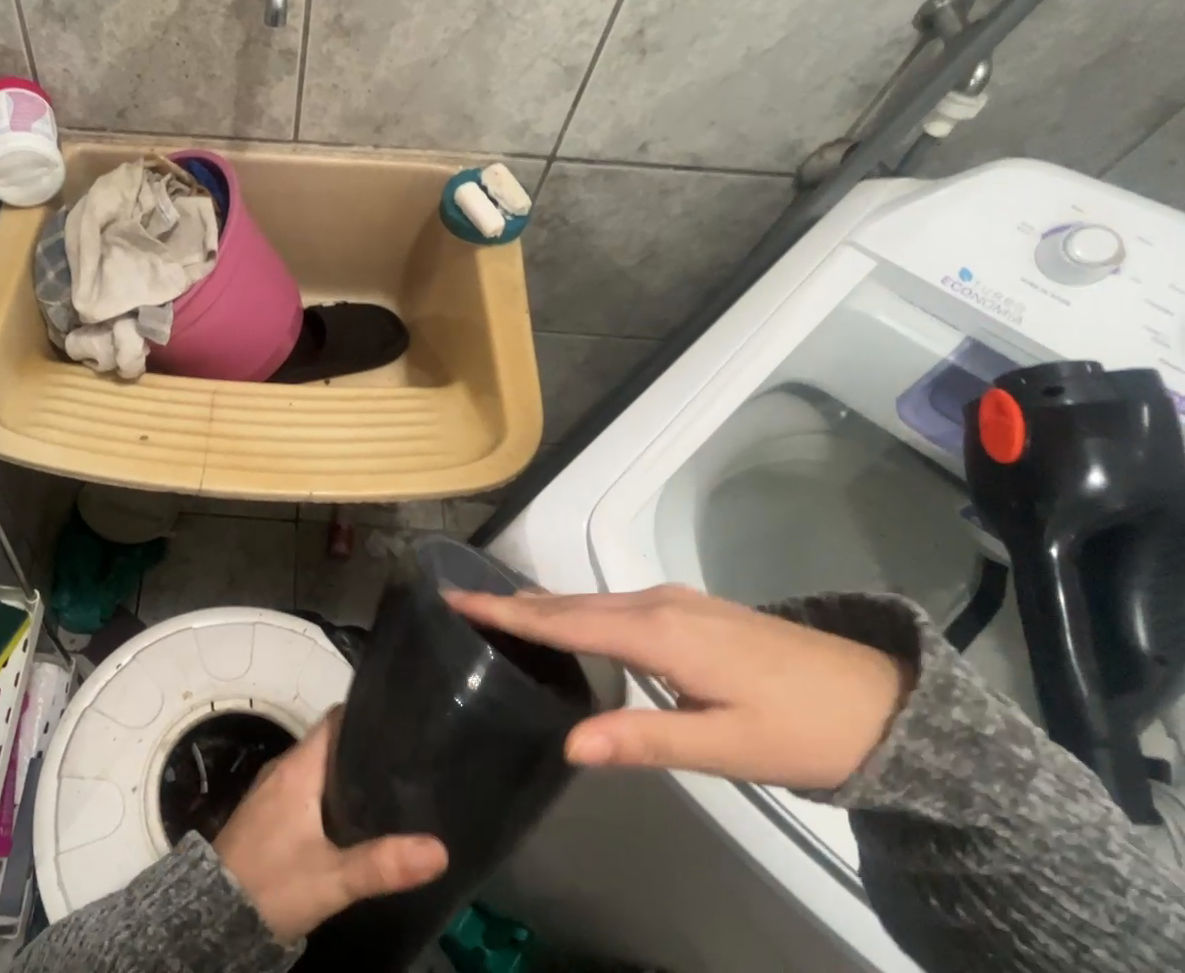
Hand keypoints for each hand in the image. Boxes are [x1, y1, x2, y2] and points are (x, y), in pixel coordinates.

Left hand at [211, 708, 447, 943]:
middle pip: (330, 745)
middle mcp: (282, 771)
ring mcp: (272, 793)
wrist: (212, 917)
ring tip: (394, 784)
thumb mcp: (332, 878)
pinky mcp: (269, 816)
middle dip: (366, 748)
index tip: (403, 720)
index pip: (334, 721)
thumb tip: (440, 849)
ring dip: (349, 773)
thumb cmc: (271, 884)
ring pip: (319, 770)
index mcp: (296, 770)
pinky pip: (307, 790)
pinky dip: (332, 794)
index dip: (367, 715)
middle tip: (410, 759)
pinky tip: (358, 816)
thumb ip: (382, 864)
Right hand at [448, 585, 914, 790]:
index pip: (564, 620)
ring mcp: (678, 602)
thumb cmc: (804, 730)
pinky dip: (573, 609)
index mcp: (661, 634)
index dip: (506, 610)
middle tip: (458, 601)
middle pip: (570, 602)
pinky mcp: (691, 610)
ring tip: (494, 610)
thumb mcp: (726, 747)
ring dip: (540, 604)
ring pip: (590, 600)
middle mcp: (660, 605)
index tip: (454, 597)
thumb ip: (644, 739)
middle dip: (512, 601)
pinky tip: (563, 620)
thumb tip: (567, 745)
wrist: (889, 705)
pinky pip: (612, 603)